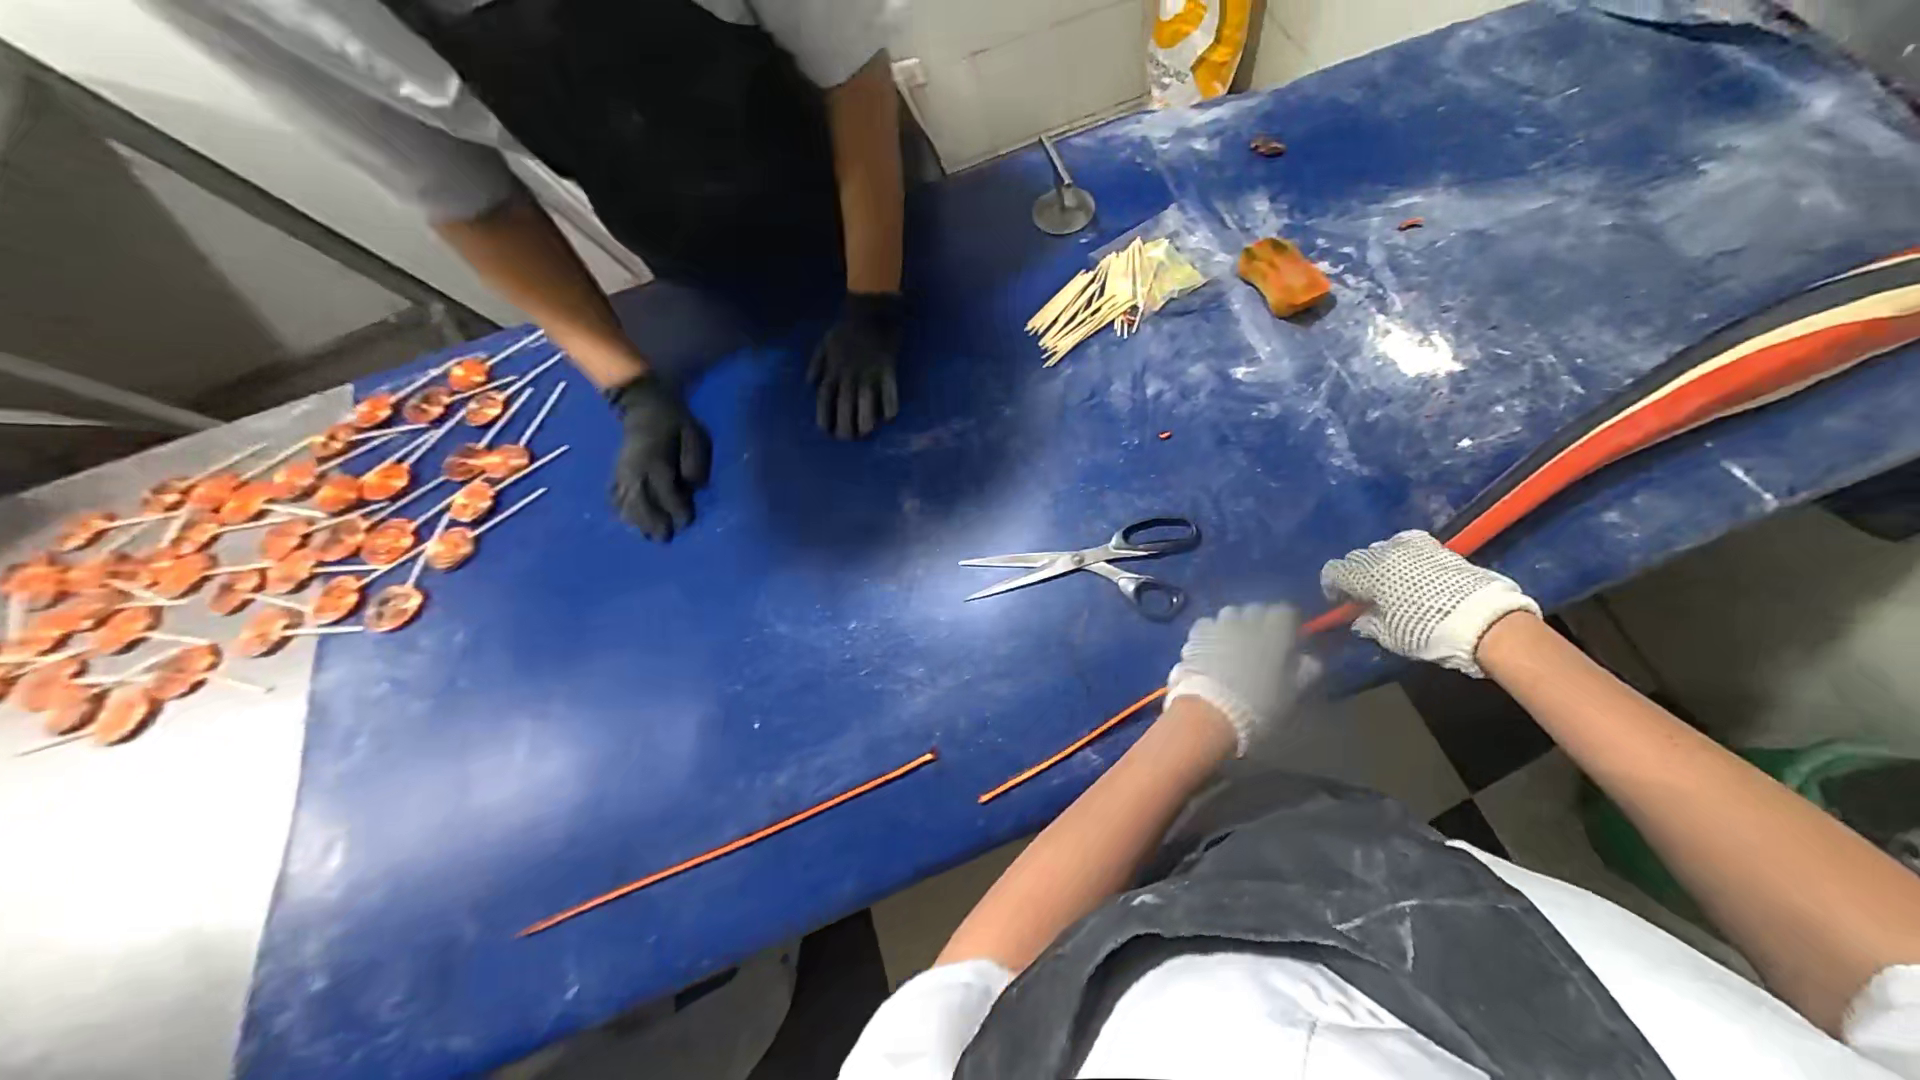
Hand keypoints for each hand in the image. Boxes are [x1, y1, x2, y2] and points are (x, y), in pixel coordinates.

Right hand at [606, 375, 711, 541]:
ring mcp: (622, 471)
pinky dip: (621, 510)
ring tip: (649, 536)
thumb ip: (695, 460)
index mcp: (655, 460)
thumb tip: (693, 486)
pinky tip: (629, 521)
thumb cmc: (676, 422)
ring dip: (637, 522)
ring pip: (625, 503)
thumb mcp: (695, 434)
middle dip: (653, 523)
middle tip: (664, 539)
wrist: (645, 405)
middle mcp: (634, 469)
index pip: (666, 493)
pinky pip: (614, 495)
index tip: (686, 523)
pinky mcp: (616, 471)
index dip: (677, 510)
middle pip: (641, 503)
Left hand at [808, 293, 901, 438]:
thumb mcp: (825, 342)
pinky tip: (890, 418)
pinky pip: (890, 391)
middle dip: (845, 426)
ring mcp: (869, 372)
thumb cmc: (847, 326)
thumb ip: (817, 363)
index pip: (824, 398)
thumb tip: (810, 384)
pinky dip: (890, 405)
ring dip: (866, 421)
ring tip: (867, 433)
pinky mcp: (887, 368)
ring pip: (866, 402)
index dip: (823, 416)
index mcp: (833, 368)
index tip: (825, 432)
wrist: (871, 307)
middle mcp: (849, 374)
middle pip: (844, 405)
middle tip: (848, 439)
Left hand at [1165, 604, 1315, 757]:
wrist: (1212, 710)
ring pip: (1230, 614)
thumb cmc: (1260, 704)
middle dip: (1260, 622)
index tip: (1288, 639)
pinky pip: (1207, 625)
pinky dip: (1211, 633)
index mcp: (1277, 631)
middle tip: (1260, 644)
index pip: (1286, 612)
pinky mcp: (1196, 632)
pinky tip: (1210, 649)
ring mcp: (1220, 623)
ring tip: (1233, 645)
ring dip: (1234, 625)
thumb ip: (1305, 670)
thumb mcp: (1292, 692)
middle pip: (1256, 610)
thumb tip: (1309, 659)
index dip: (1287, 624)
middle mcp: (1248, 619)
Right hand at [1319, 530, 1539, 676]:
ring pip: (1384, 548)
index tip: (1340, 602)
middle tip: (1365, 595)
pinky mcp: (1440, 548)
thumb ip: (1368, 623)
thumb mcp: (1390, 636)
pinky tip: (1414, 573)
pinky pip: (1410, 545)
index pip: (1334, 571)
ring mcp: (1414, 548)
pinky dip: (1405, 556)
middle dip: (1355, 574)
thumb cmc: (1428, 631)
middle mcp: (1386, 554)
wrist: (1487, 623)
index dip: (1332, 586)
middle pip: (1357, 557)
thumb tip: (1361, 619)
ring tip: (1391, 582)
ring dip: (1381, 563)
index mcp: (1367, 574)